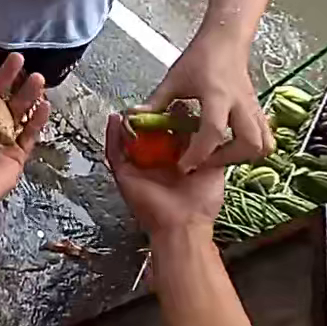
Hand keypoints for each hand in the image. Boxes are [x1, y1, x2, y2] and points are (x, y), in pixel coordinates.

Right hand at [107, 113, 224, 237]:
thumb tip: (209, 127)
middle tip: (152, 101)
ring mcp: (139, 168)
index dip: (172, 118)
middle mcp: (156, 164)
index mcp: (177, 162)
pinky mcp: (124, 174)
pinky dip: (112, 136)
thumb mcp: (214, 169)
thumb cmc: (202, 202)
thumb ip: (211, 149)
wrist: (184, 225)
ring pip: (129, 142)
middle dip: (149, 119)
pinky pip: (114, 152)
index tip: (175, 100)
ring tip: (130, 108)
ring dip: (129, 125)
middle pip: (148, 136)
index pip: (171, 135)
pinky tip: (115, 120)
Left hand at [144, 36, 269, 171]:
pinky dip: (250, 148)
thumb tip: (135, 119)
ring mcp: (253, 108)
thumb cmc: (201, 57)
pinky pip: (265, 137)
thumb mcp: (174, 79)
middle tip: (206, 160)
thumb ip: (156, 102)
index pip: (213, 132)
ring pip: (264, 144)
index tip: (184, 165)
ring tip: (219, 155)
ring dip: (243, 156)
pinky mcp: (258, 110)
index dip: (199, 153)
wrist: (226, 39)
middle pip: (250, 144)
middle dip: (228, 159)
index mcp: (217, 96)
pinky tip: (230, 146)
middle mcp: (240, 105)